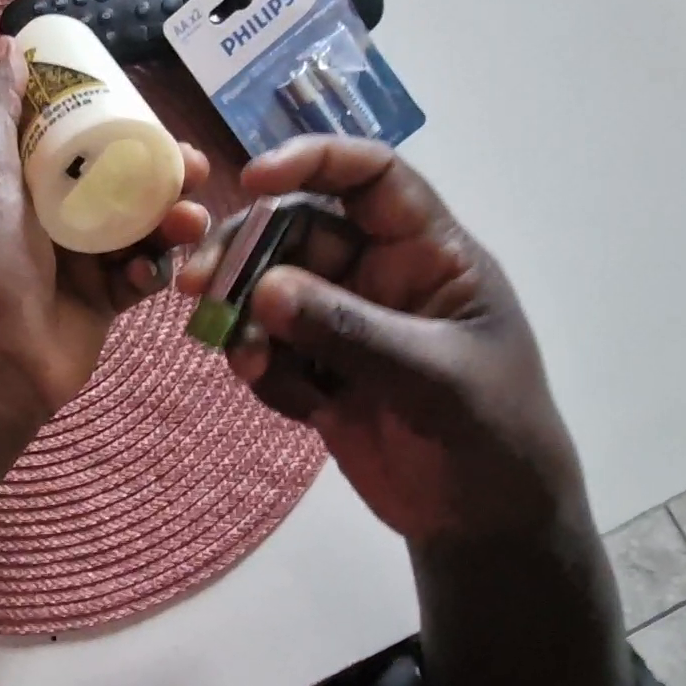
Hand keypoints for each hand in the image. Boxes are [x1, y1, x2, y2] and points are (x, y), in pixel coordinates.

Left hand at [0, 36, 211, 418]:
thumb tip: (8, 44)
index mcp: (28, 181)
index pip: (86, 139)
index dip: (123, 124)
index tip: (154, 117)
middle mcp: (58, 215)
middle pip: (126, 179)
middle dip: (165, 171)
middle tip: (192, 169)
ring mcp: (84, 259)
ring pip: (144, 225)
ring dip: (172, 218)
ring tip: (188, 221)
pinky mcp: (106, 300)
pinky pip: (143, 274)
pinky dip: (152, 269)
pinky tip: (149, 272)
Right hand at [177, 137, 586, 547]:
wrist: (480, 522)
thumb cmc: (490, 438)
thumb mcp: (431, 379)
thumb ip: (348, 331)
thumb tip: (263, 289)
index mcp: (427, 256)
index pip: (371, 179)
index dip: (314, 163)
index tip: (251, 181)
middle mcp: (376, 278)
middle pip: (292, 237)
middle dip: (241, 258)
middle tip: (194, 286)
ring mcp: (340, 325)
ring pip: (265, 296)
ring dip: (245, 326)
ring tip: (254, 369)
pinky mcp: (313, 369)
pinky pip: (264, 351)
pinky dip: (264, 375)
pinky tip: (302, 408)